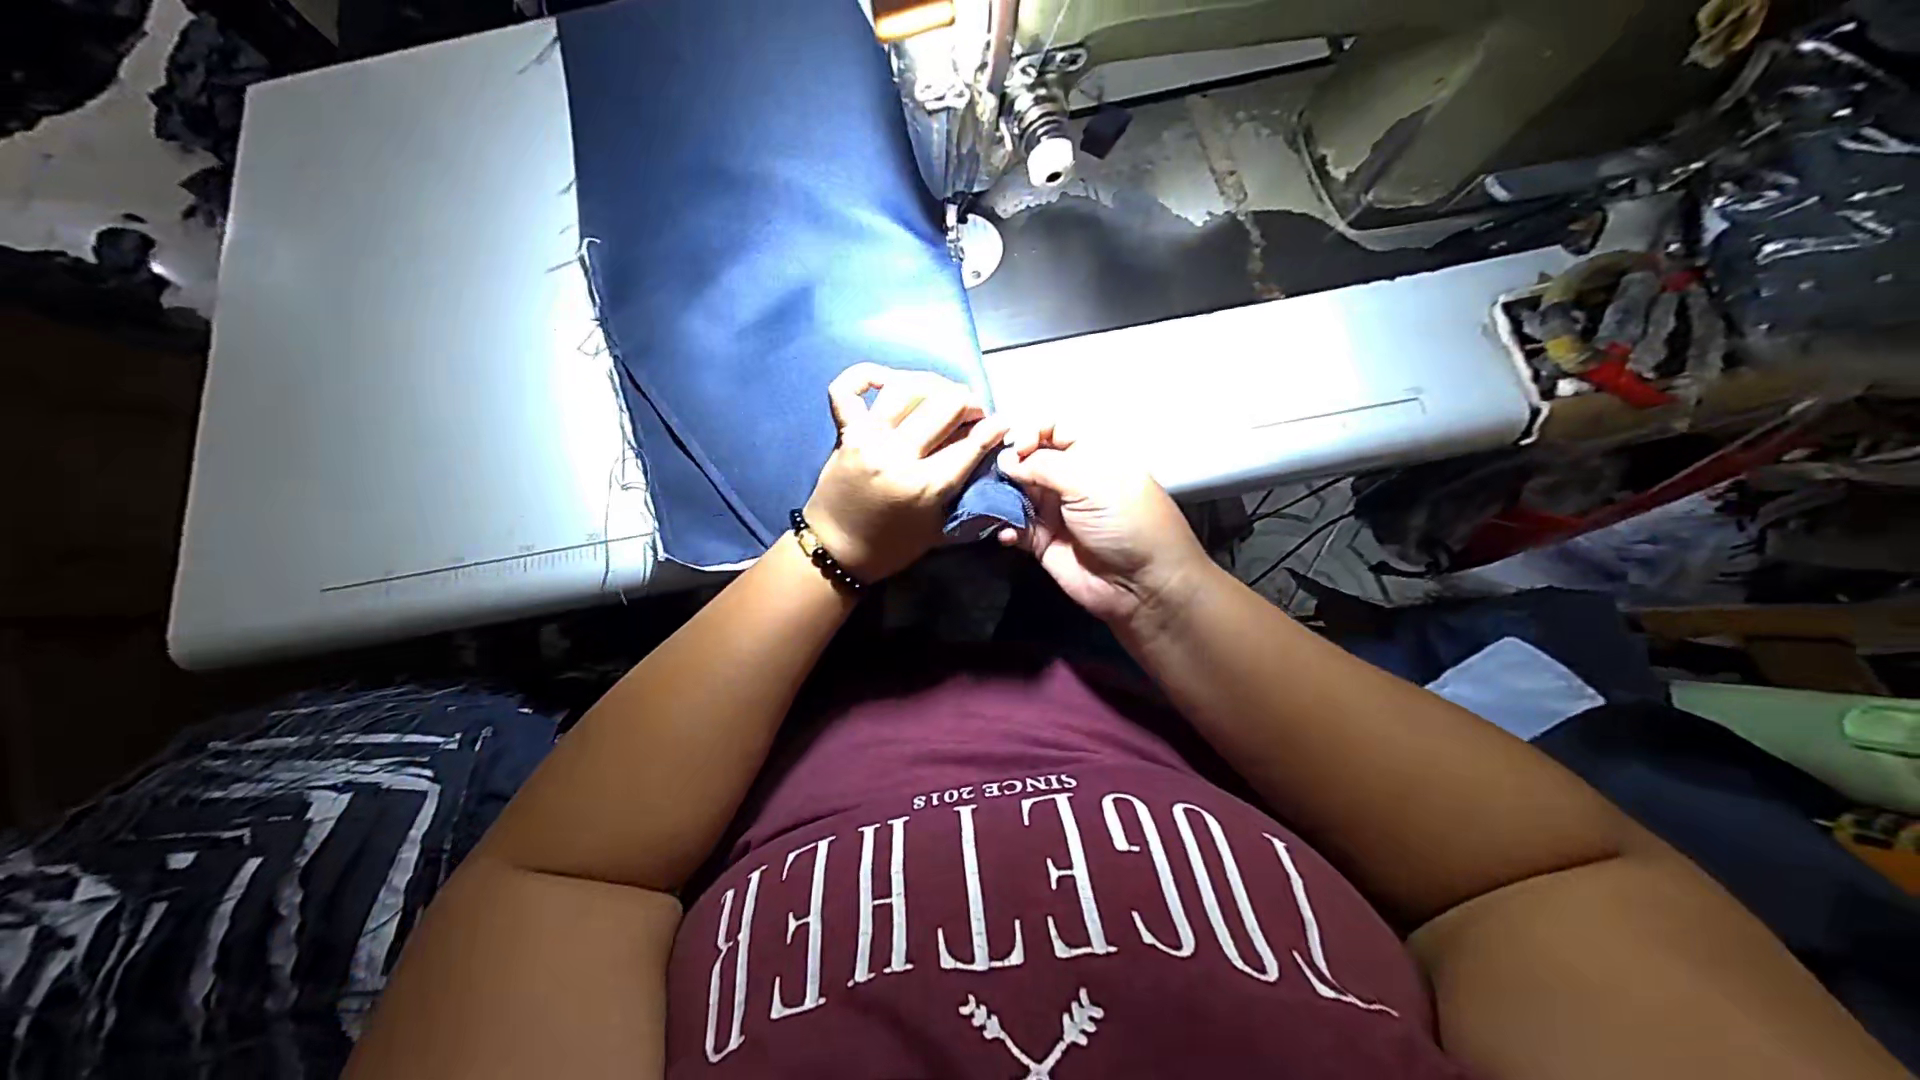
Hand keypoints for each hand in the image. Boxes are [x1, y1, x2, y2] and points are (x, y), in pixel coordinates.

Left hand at [803, 364, 1009, 582]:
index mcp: (925, 486)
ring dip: (933, 384)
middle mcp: (897, 455)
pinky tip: (889, 379)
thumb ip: (963, 487)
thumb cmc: (891, 546)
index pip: (970, 443)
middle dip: (969, 402)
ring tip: (943, 394)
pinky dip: (868, 374)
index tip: (1000, 422)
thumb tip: (984, 447)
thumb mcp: (939, 526)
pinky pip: (850, 388)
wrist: (835, 551)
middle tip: (973, 411)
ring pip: (907, 387)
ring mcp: (867, 438)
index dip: (993, 428)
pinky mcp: (845, 432)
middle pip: (945, 405)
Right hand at [996, 422, 1214, 625]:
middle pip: (1029, 459)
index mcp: (1092, 457)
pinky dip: (1004, 525)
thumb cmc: (1129, 525)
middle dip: (1009, 462)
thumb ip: (1046, 466)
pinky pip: (1015, 527)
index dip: (1032, 431)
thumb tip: (1010, 460)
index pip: (1054, 430)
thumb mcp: (1092, 483)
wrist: (1143, 587)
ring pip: (1017, 492)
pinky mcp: (1043, 542)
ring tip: (990, 498)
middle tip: (997, 471)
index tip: (1017, 445)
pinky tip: (1005, 529)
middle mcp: (1072, 481)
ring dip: (1000, 493)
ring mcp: (1056, 511)